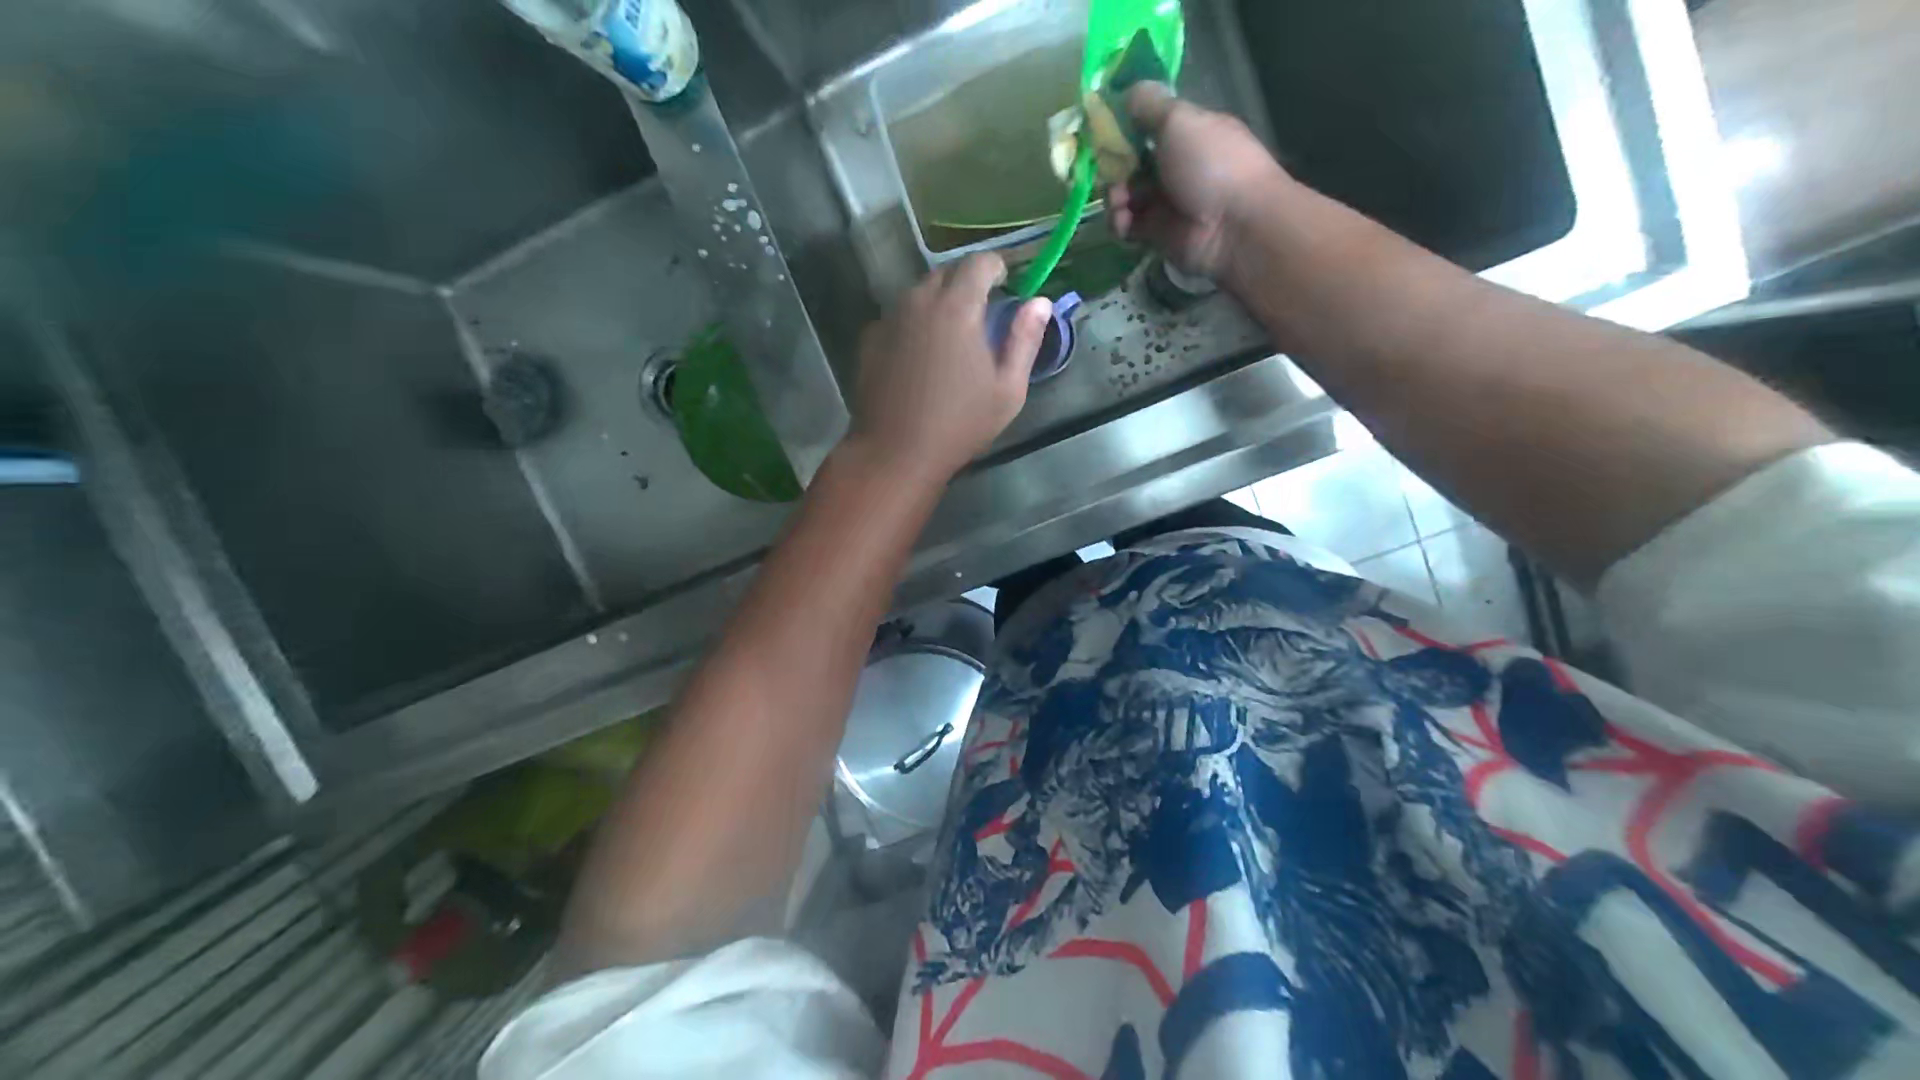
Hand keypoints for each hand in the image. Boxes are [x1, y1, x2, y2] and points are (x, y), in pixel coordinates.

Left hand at [845, 254, 1051, 482]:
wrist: (895, 452)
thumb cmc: (959, 424)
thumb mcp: (1008, 389)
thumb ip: (1025, 340)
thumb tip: (1040, 302)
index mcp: (957, 308)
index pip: (979, 262)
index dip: (996, 267)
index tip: (1005, 283)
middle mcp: (919, 302)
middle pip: (946, 273)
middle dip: (967, 283)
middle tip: (981, 312)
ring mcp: (890, 319)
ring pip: (919, 294)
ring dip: (938, 302)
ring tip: (951, 336)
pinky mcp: (870, 339)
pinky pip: (898, 317)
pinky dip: (914, 324)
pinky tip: (920, 356)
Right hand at [1108, 83, 1288, 279]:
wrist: (1234, 226)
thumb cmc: (1210, 164)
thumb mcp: (1179, 120)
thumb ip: (1149, 104)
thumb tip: (1126, 89)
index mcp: (1186, 133)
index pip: (1146, 126)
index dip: (1122, 127)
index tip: (1102, 130)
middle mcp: (1175, 165)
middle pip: (1130, 163)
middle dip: (1114, 166)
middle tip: (1110, 171)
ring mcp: (1165, 202)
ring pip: (1124, 195)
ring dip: (1114, 197)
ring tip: (1120, 202)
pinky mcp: (1156, 234)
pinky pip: (1127, 225)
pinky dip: (1120, 223)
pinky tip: (1124, 222)